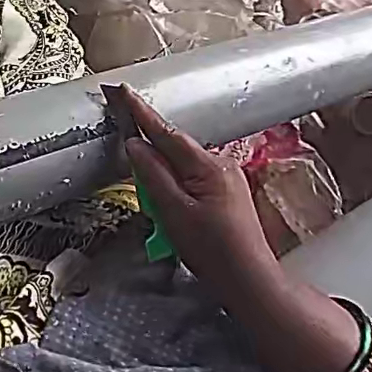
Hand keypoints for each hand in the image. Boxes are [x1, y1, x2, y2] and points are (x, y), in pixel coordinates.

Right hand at [116, 86, 371, 371]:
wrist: (250, 280)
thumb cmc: (212, 250)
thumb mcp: (173, 212)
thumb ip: (152, 174)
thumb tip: (134, 144)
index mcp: (207, 166)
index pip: (164, 132)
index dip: (139, 112)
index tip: (121, 92)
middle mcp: (219, 163)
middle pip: (172, 147)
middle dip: (149, 153)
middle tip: (136, 175)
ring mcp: (225, 175)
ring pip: (180, 163)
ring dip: (161, 174)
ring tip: (159, 206)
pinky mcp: (224, 189)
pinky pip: (189, 175)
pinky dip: (173, 182)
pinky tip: (171, 205)